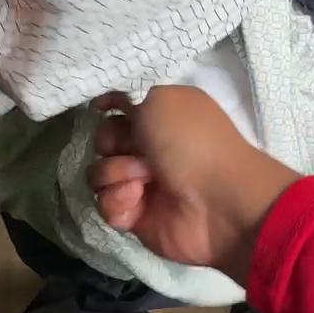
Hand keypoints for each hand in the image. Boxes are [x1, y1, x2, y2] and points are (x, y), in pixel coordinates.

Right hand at [87, 86, 299, 283]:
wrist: (215, 201)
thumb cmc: (192, 142)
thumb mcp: (163, 100)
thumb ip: (133, 97)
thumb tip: (115, 107)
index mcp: (159, 118)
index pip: (119, 108)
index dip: (107, 106)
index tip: (101, 107)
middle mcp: (147, 148)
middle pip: (102, 141)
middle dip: (111, 143)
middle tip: (138, 150)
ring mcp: (139, 183)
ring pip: (98, 173)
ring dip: (116, 173)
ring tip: (144, 180)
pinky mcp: (134, 215)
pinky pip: (105, 204)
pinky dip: (119, 201)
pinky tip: (139, 202)